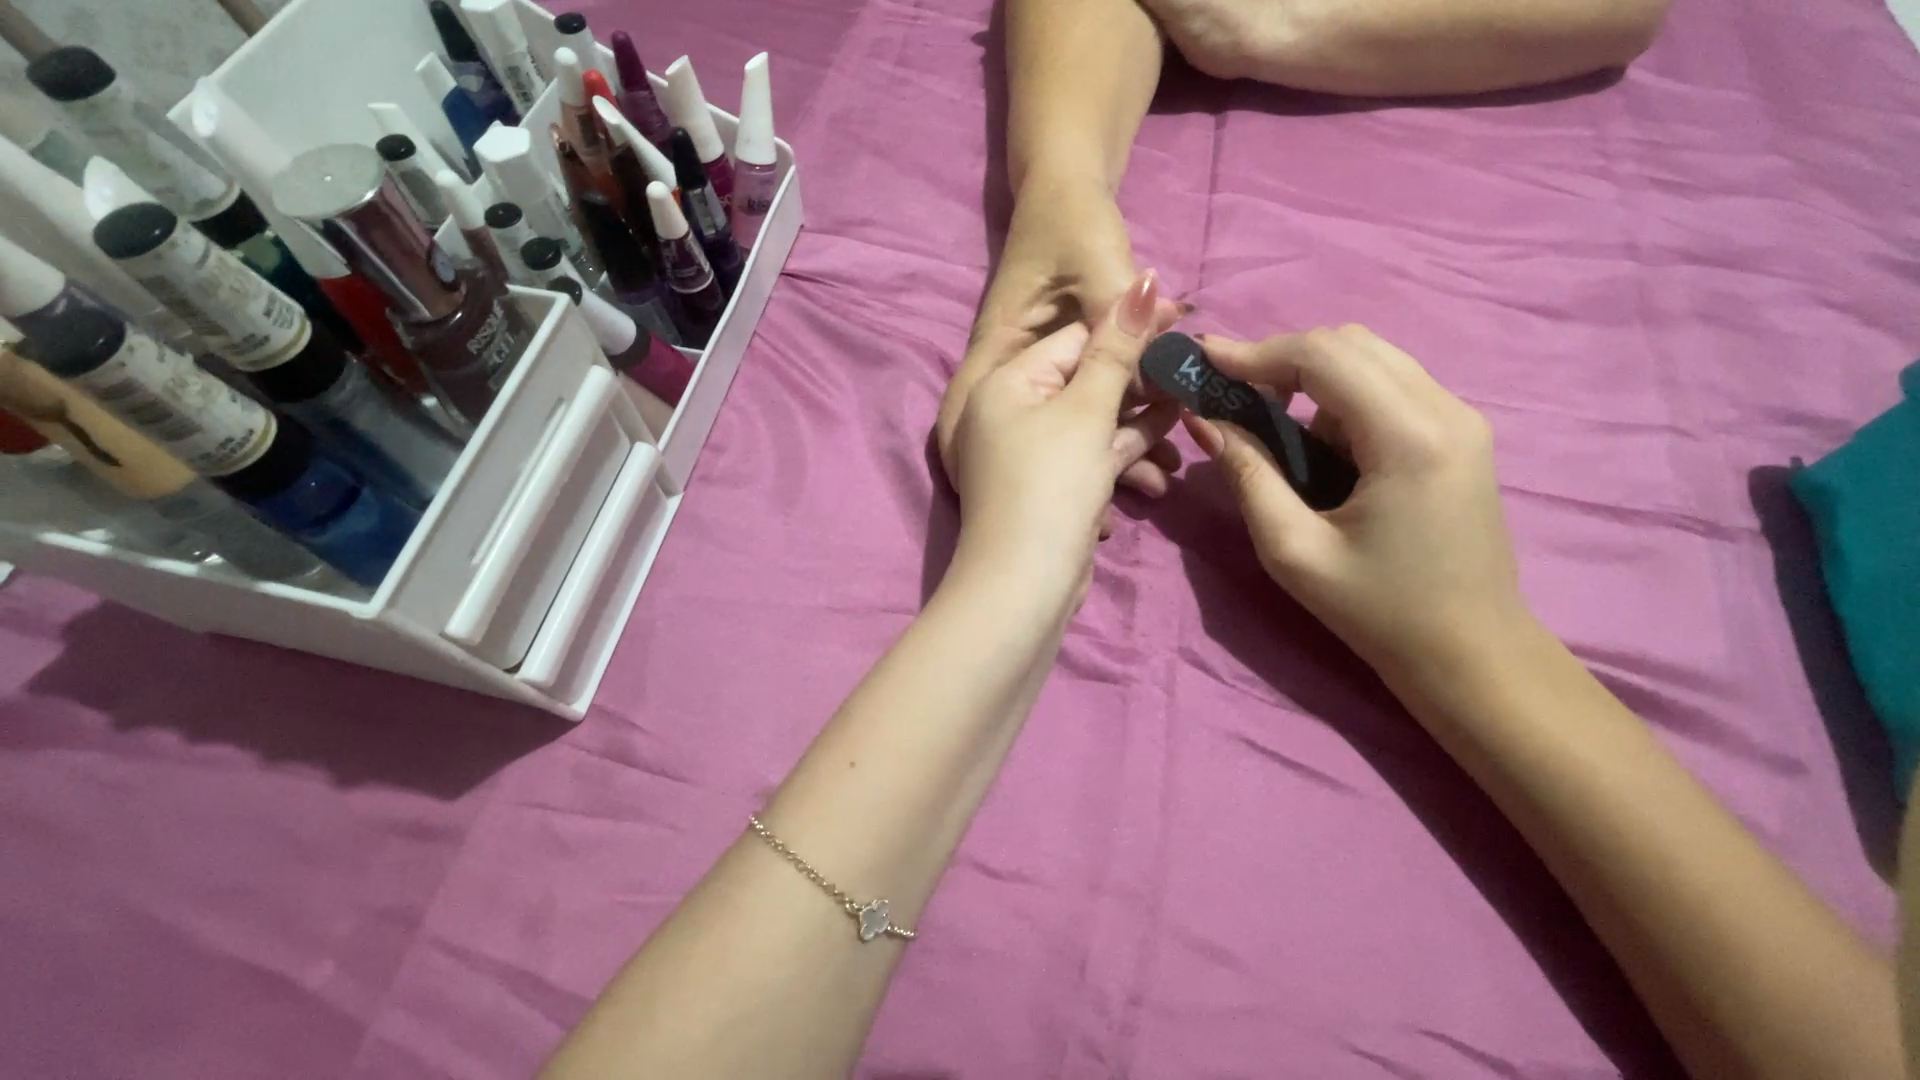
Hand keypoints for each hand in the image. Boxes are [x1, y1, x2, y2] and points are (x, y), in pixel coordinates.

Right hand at [937, 172, 1182, 498]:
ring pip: (1068, 432)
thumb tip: (1160, 367)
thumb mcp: (1098, 268)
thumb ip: (1122, 318)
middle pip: (1039, 437)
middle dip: (1088, 468)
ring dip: (1113, 456)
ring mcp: (1034, 379)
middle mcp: (1006, 378)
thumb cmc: (1068, 226)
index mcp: (996, 358)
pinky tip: (1157, 454)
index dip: (1043, 451)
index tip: (1098, 475)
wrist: (1064, 185)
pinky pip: (1083, 416)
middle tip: (1144, 488)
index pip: (1006, 416)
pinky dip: (1119, 432)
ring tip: (1159, 481)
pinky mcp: (1063, 373)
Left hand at [947, 270, 1178, 604]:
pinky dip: (1120, 460)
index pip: (1076, 339)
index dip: (1131, 330)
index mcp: (1006, 383)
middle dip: (1139, 384)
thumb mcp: (1086, 410)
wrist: (1024, 585)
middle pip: (1086, 383)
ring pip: (1093, 425)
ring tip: (1186, 415)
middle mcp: (1009, 414)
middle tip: (1193, 376)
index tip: (1183, 324)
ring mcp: (1028, 456)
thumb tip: (1144, 279)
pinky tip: (1162, 466)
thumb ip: (1117, 349)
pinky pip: (1089, 460)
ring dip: (1138, 427)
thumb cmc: (1051, 484)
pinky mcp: (1048, 491)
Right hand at [1184, 326, 1530, 680]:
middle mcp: (1445, 410)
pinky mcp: (1461, 433)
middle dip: (1282, 358)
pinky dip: (1342, 395)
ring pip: (1373, 358)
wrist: (1470, 652)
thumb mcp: (1293, 550)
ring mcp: (1461, 418)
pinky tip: (1318, 442)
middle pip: (1351, 344)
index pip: (1325, 356)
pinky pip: (1391, 385)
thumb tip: (1203, 419)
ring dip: (1312, 376)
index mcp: (1408, 438)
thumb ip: (1247, 475)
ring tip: (1270, 423)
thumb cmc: (1377, 610)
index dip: (1258, 351)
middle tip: (1232, 395)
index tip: (1205, 360)